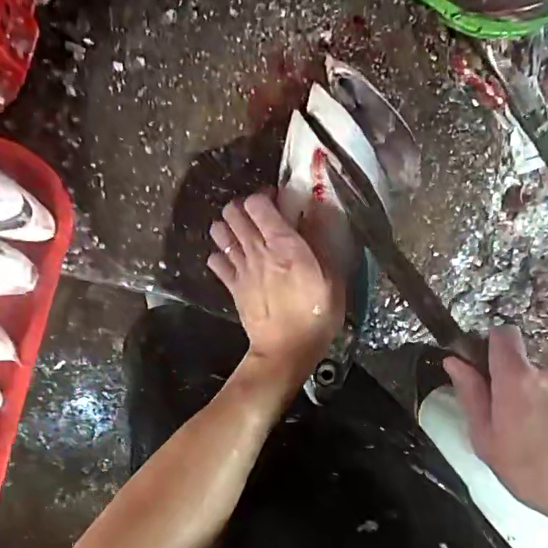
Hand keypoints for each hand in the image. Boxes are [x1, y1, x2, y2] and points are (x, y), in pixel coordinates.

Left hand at [207, 191, 342, 385]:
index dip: (264, 197)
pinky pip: (214, 260)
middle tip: (259, 216)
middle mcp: (257, 250)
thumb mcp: (332, 277)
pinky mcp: (232, 286)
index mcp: (284, 244)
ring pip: (219, 232)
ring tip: (244, 234)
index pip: (257, 203)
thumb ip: (320, 242)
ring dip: (228, 227)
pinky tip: (234, 260)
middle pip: (233, 211)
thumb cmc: (317, 314)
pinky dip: (221, 255)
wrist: (287, 350)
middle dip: (243, 207)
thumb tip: (315, 213)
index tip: (277, 202)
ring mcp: (240, 268)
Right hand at [444, 327, 547, 547]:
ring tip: (541, 447)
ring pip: (547, 386)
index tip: (484, 373)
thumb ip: (471, 397)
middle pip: (524, 366)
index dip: (489, 347)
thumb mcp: (489, 443)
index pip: (502, 334)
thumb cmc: (540, 475)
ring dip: (540, 406)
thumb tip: (455, 364)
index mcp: (518, 377)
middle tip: (510, 429)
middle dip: (514, 389)